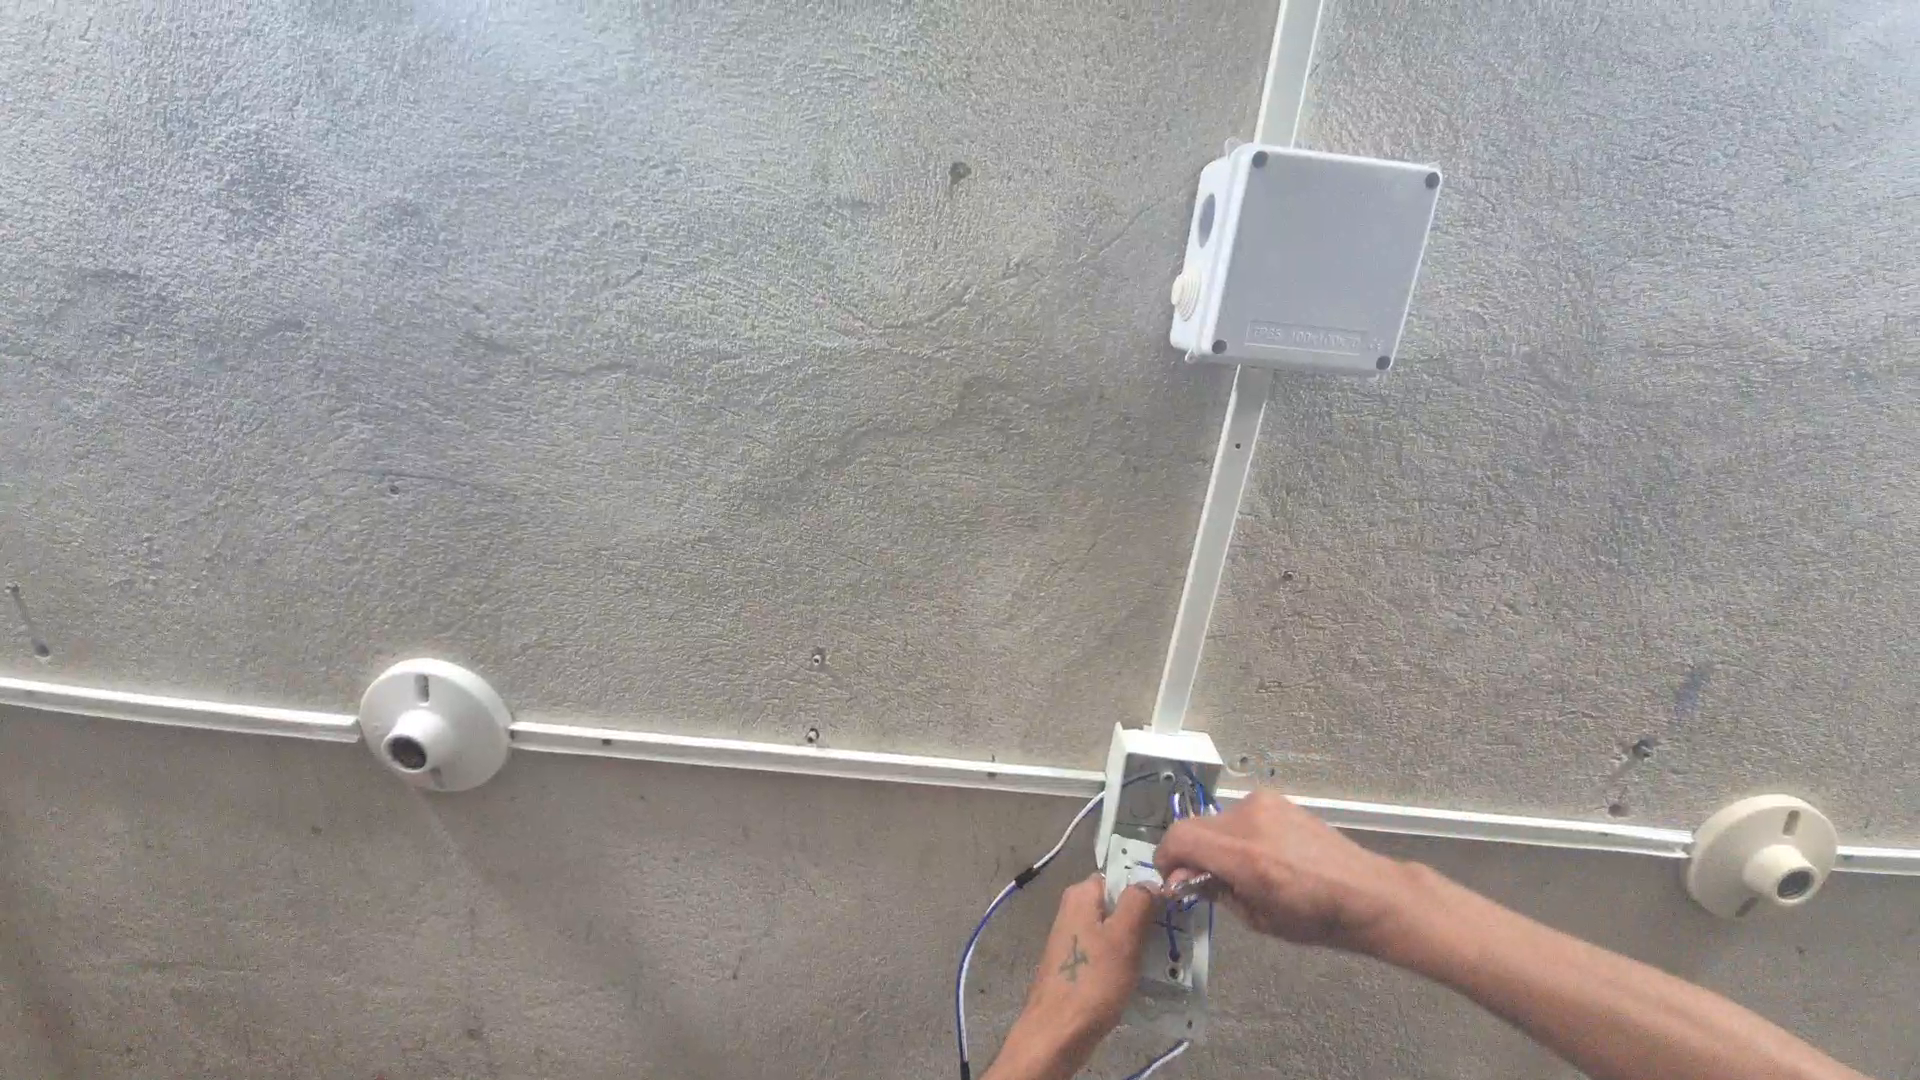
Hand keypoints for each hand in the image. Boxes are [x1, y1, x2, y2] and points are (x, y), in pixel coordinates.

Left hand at [984, 876, 1155, 1079]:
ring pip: (1115, 930)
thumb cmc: (1092, 980)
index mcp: (1082, 894)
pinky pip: (1108, 952)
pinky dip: (1126, 961)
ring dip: (1139, 942)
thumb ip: (1138, 902)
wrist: (1058, 1031)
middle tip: (1175, 934)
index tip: (1172, 905)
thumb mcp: (1123, 937)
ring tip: (1168, 957)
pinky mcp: (1077, 963)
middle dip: (1146, 918)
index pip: (1119, 877)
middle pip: (1118, 904)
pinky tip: (1146, 976)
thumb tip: (1150, 881)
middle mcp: (1074, 909)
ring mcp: (1074, 938)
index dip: (1146, 887)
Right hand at [1155, 790, 1413, 953]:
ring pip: (1213, 820)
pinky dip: (1234, 832)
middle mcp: (1248, 821)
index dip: (1165, 858)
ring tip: (1238, 868)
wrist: (1366, 892)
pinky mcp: (1273, 798)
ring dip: (1213, 842)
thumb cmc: (1315, 919)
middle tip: (1202, 878)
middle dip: (1189, 853)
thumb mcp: (1257, 919)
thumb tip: (1180, 878)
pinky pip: (1236, 813)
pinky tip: (1259, 853)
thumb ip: (1214, 890)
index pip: (1179, 839)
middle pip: (1192, 827)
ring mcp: (1262, 804)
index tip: (1172, 878)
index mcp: (1244, 856)